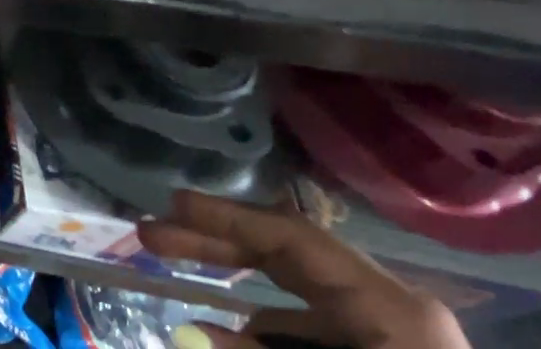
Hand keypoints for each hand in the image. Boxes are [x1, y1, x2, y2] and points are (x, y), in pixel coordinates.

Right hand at [139, 192, 471, 348]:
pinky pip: (318, 330)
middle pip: (289, 256)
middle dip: (218, 245)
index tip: (168, 205)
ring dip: (239, 289)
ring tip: (181, 290)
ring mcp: (390, 333)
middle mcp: (389, 306)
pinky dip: (271, 330)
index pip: (291, 236)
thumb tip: (188, 333)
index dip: (226, 217)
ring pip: (300, 293)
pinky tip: (233, 336)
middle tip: (150, 236)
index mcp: (387, 304)